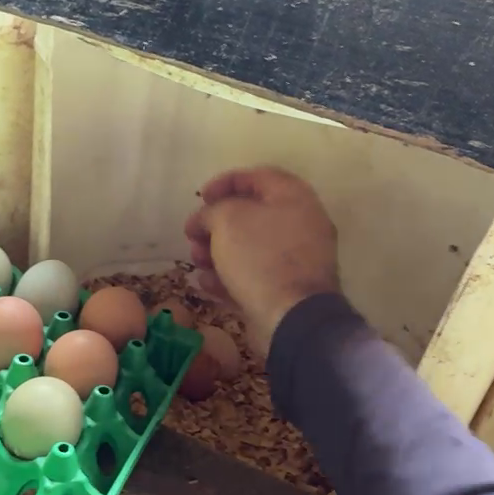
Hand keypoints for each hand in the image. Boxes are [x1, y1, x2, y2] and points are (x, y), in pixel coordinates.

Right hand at [184, 166, 341, 354]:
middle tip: (193, 235)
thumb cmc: (261, 257)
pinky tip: (206, 283)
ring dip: (218, 251)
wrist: (292, 317)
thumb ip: (212, 211)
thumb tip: (205, 220)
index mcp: (294, 198)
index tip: (200, 196)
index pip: (258, 177)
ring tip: (195, 261)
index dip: (225, 182)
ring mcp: (296, 261)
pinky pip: (254, 277)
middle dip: (216, 224)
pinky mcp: (286, 291)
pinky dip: (229, 277)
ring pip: (250, 248)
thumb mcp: (228, 221)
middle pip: (251, 216)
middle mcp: (300, 225)